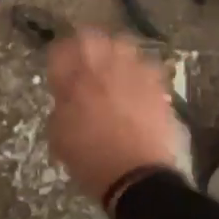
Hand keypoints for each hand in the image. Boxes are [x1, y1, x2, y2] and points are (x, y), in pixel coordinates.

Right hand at [46, 29, 186, 204]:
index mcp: (77, 77)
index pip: (62, 48)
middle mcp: (107, 68)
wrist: (138, 180)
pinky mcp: (159, 89)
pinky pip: (147, 69)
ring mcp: (137, 76)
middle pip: (95, 38)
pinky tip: (135, 87)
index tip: (58, 67)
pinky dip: (139, 72)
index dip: (58, 55)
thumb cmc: (90, 159)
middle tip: (83, 61)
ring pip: (125, 47)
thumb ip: (61, 105)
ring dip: (114, 54)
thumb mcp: (58, 134)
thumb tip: (67, 95)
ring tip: (111, 70)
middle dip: (87, 45)